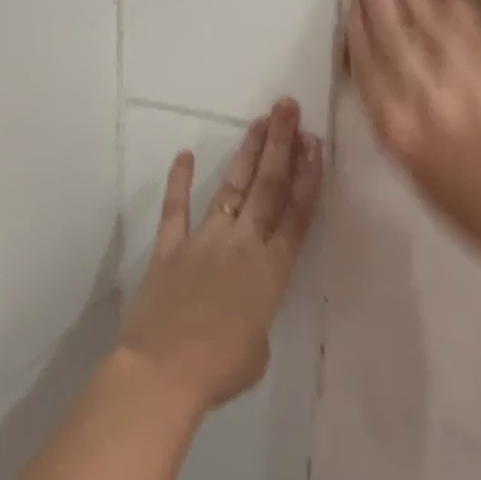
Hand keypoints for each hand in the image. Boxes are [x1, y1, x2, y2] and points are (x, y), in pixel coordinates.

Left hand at [118, 99, 322, 410]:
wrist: (165, 371)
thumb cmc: (221, 368)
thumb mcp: (258, 348)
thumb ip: (257, 319)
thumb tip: (243, 313)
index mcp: (273, 270)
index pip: (297, 214)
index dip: (309, 176)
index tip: (315, 143)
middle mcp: (244, 245)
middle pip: (269, 187)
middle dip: (282, 144)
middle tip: (288, 108)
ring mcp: (206, 242)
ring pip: (232, 188)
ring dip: (248, 153)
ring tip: (260, 121)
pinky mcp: (170, 249)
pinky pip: (176, 210)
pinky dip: (179, 182)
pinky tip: (184, 155)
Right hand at [345, 0, 480, 258]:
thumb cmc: (465, 202)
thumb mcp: (410, 169)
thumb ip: (392, 119)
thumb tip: (379, 69)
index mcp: (399, 132)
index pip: (368, 67)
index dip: (359, 29)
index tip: (353, 4)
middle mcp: (431, 102)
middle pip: (396, 37)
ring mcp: (472, 82)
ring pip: (433, 24)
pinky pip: (472, 28)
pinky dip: (455, 3)